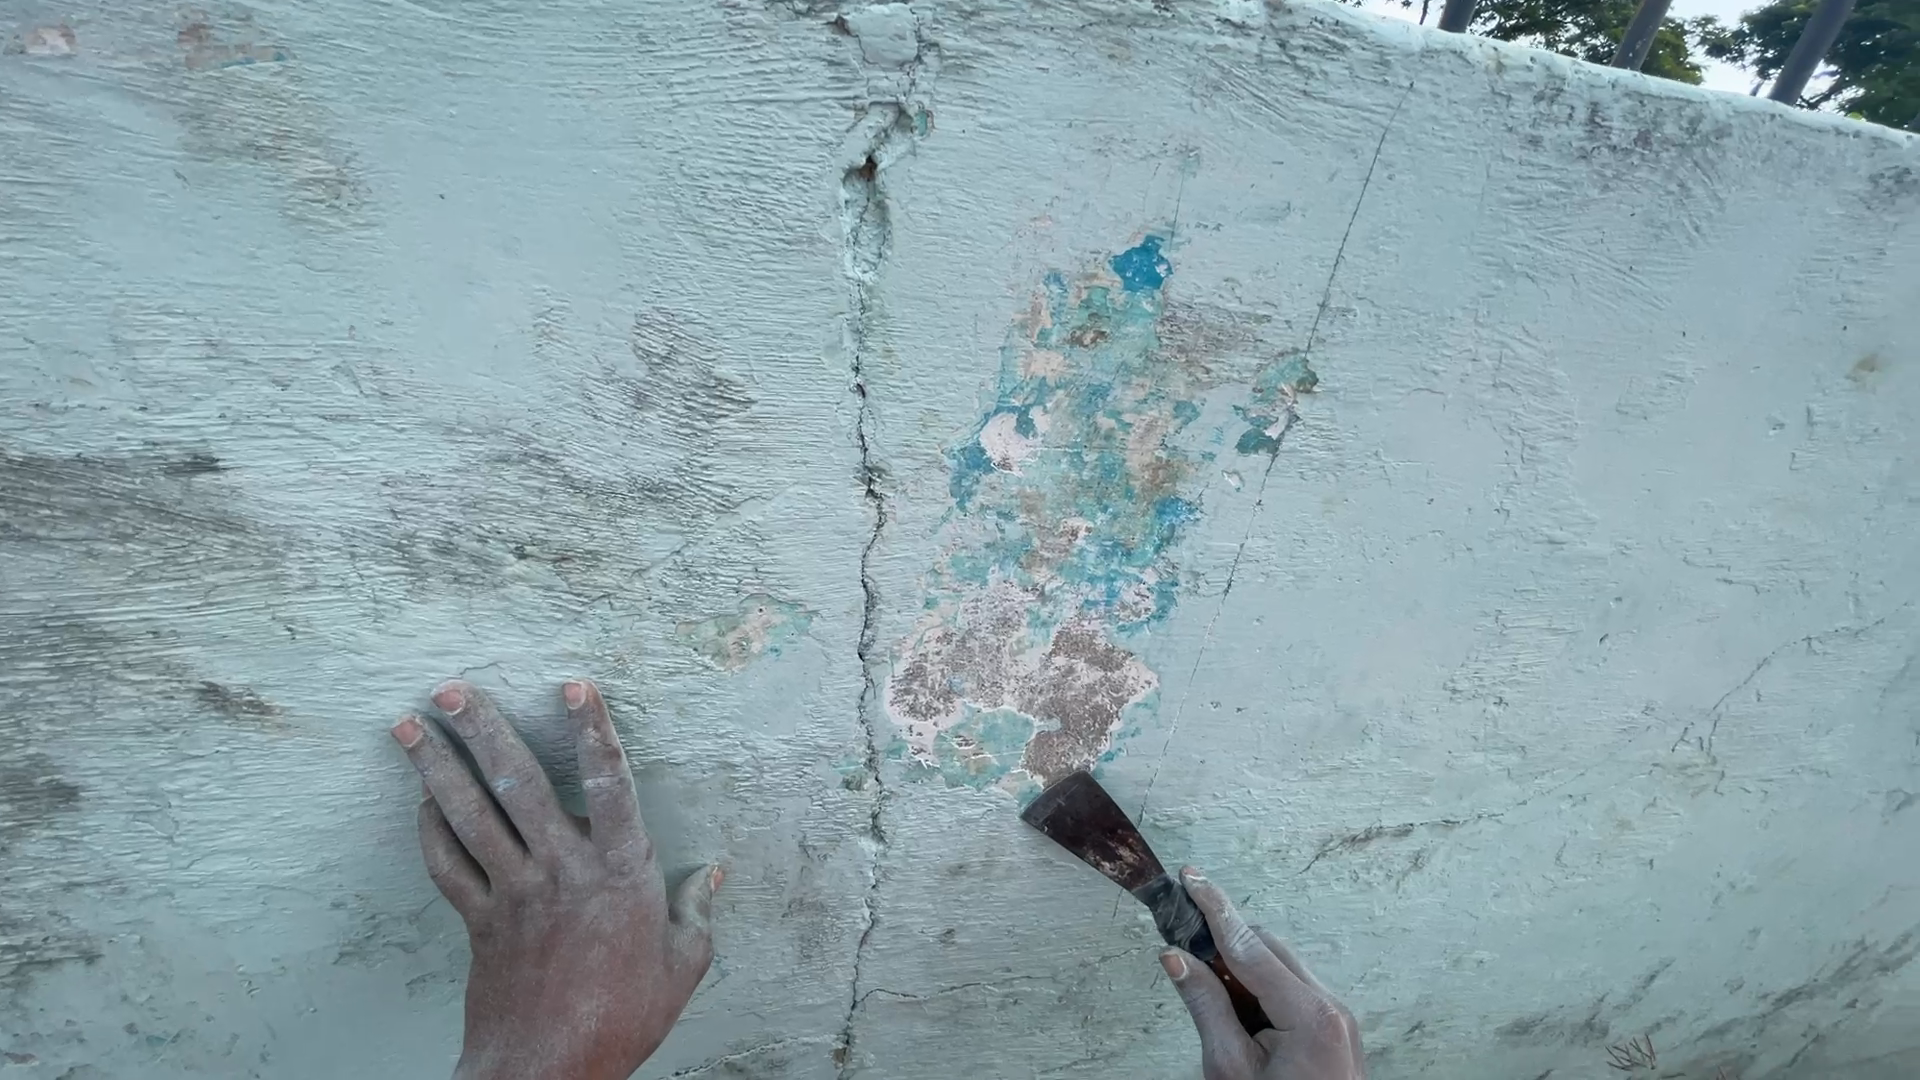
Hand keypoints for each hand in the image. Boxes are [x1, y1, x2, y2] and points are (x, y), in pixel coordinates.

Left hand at [389, 679, 719, 1079]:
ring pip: (469, 817)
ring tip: (407, 726)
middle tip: (452, 689)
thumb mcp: (684, 962)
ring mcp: (512, 893)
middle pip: (517, 785)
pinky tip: (420, 800)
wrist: (545, 1076)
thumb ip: (698, 910)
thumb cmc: (623, 1016)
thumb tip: (716, 875)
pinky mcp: (478, 922)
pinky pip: (447, 866)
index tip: (577, 688)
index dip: (594, 731)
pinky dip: (429, 829)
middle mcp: (562, 867)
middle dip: (483, 731)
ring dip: (437, 768)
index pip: (608, 783)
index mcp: (620, 869)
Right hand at [1159, 868, 1363, 1079]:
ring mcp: (1337, 1017)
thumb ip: (1204, 1004)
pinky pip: (1289, 986)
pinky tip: (1239, 1013)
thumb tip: (1174, 954)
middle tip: (1184, 950)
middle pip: (1265, 947)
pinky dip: (1258, 986)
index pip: (1248, 944)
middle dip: (1223, 942)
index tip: (1189, 876)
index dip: (1214, 906)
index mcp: (1309, 1016)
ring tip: (1213, 997)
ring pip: (1276, 963)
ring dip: (1240, 966)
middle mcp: (1331, 1006)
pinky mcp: (1333, 1028)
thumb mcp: (1229, 1069)